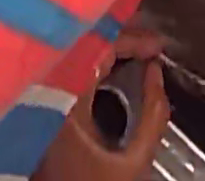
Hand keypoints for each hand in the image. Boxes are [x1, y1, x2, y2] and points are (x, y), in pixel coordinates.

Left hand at [32, 29, 169, 180]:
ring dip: (112, 47)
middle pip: (89, 43)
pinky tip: (118, 66)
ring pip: (81, 51)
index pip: (102, 46)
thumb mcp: (132, 164)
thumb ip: (153, 118)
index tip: (160, 45)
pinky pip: (75, 65)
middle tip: (153, 45)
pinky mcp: (45, 100)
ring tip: (141, 51)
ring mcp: (45, 91)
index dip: (133, 40)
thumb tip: (156, 75)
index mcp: (68, 92)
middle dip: (125, 40)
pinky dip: (98, 61)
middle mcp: (51, 83)